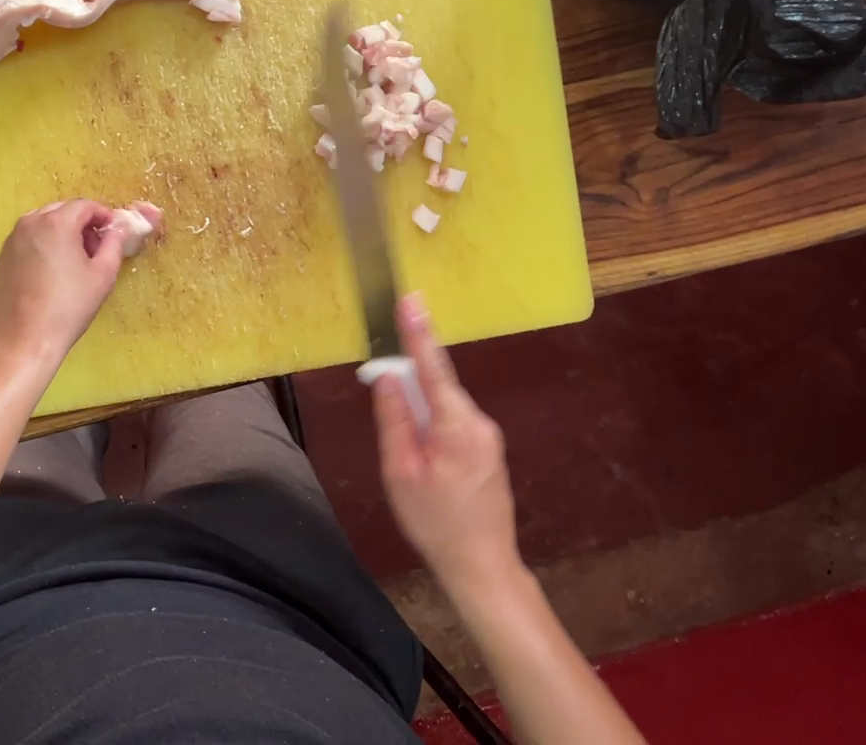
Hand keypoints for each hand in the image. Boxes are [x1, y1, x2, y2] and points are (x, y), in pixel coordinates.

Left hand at [0, 200, 128, 373]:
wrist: (23, 340)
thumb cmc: (68, 307)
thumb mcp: (102, 276)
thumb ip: (113, 245)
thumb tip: (117, 229)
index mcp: (56, 223)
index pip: (84, 205)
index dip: (102, 215)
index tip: (112, 232)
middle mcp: (29, 224)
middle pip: (61, 211)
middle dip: (81, 223)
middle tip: (94, 249)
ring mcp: (11, 241)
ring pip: (42, 224)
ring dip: (61, 233)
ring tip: (73, 261)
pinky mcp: (1, 258)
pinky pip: (27, 241)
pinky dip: (42, 245)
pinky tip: (50, 273)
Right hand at [370, 293, 519, 592]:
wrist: (482, 566)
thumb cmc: (434, 522)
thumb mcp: (400, 472)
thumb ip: (393, 420)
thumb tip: (387, 378)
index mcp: (457, 426)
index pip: (432, 368)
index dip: (418, 332)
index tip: (411, 299)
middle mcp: (478, 422)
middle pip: (436, 384)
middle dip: (407, 379)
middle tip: (379, 387)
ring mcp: (486, 435)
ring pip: (442, 403)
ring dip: (416, 407)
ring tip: (403, 449)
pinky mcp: (486, 448)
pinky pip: (451, 419)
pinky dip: (429, 419)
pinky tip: (418, 450)